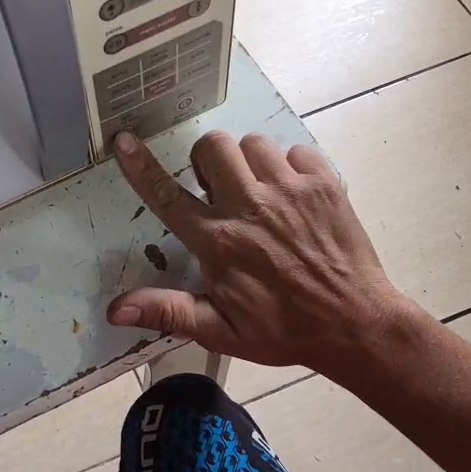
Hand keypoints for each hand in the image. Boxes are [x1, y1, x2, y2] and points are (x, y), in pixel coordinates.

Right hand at [107, 130, 412, 375]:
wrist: (355, 323)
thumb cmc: (283, 331)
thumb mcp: (220, 330)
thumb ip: (168, 311)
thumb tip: (116, 309)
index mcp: (220, 243)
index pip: (169, 196)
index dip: (142, 167)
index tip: (125, 141)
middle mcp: (252, 207)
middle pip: (214, 146)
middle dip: (207, 160)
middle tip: (219, 190)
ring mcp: (291, 191)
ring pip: (254, 143)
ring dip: (248, 163)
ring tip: (259, 194)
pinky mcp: (325, 184)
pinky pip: (297, 150)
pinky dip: (291, 167)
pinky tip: (294, 196)